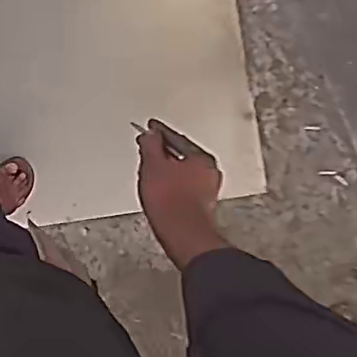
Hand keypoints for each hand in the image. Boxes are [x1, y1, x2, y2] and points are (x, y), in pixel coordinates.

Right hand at [136, 119, 228, 269]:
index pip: (176, 137)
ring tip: (150, 166)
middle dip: (163, 149)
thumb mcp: (152, 165)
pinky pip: (182, 183)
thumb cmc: (170, 200)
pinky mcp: (199, 202)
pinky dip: (170, 180)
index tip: (150, 126)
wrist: (181, 230)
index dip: (159, 131)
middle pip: (181, 153)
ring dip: (166, 166)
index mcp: (201, 158)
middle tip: (148, 143)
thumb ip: (150, 145)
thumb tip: (149, 134)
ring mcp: (205, 188)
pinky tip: (159, 185)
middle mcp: (208, 171)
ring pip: (182, 169)